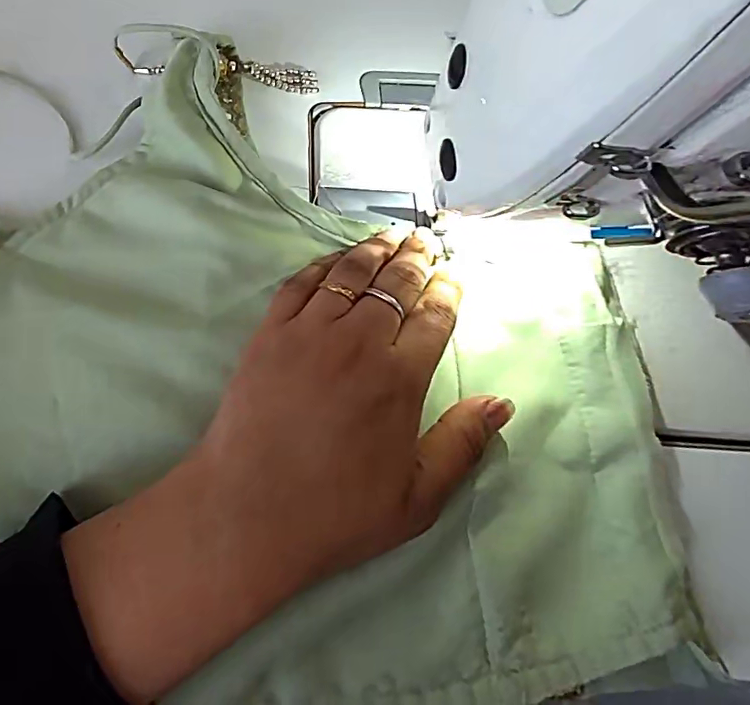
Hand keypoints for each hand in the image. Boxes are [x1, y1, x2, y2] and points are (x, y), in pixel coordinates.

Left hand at [61, 229, 512, 701]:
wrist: (247, 511)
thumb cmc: (335, 513)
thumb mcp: (416, 499)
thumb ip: (462, 445)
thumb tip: (502, 402)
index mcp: (398, 380)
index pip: (433, 319)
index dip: (447, 292)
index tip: (453, 277)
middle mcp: (357, 343)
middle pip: (395, 285)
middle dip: (417, 258)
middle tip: (426, 241)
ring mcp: (309, 332)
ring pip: (350, 273)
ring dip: (375, 249)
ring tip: (392, 235)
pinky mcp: (270, 331)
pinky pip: (301, 282)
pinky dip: (324, 263)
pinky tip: (336, 257)